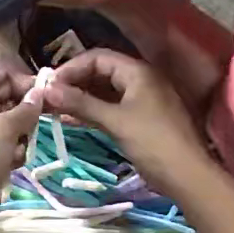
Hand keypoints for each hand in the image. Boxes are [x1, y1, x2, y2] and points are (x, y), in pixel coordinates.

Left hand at [0, 69, 43, 232]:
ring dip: (22, 141)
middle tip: (32, 129)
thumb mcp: (3, 128)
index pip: (4, 79)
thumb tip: (39, 92)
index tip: (48, 94)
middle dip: (26, 116)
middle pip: (12, 105)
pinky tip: (11, 168)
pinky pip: (10, 152)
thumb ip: (24, 110)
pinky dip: (14, 158)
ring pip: (15, 131)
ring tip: (16, 154)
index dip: (26, 83)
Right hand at [42, 51, 212, 191]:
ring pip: (105, 92)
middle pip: (101, 72)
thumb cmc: (153, 142)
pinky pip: (111, 109)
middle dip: (73, 83)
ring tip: (54, 109)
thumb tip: (47, 90)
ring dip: (81, 99)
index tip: (48, 85)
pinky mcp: (140, 120)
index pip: (98, 57)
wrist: (186, 175)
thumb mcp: (115, 121)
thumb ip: (81, 103)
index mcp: (138, 71)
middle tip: (47, 98)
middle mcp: (140, 80)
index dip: (71, 68)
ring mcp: (142, 101)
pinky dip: (92, 112)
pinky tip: (72, 120)